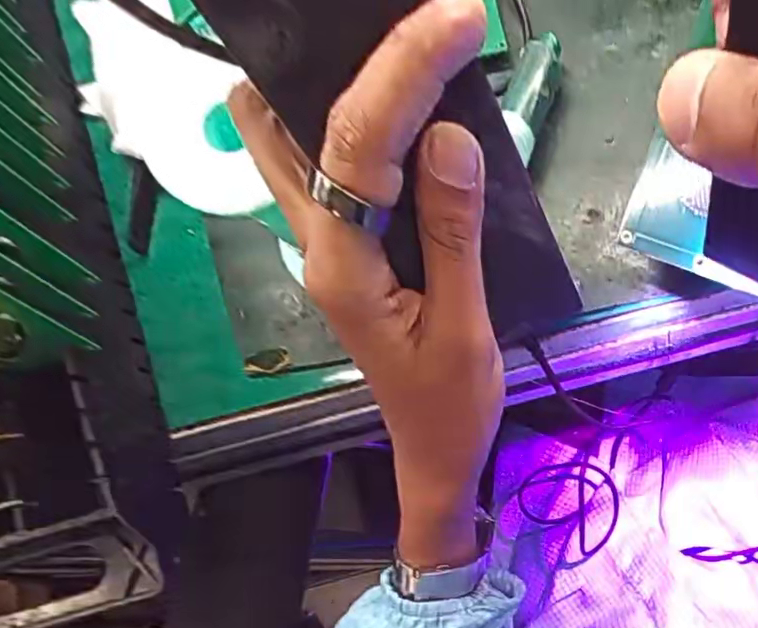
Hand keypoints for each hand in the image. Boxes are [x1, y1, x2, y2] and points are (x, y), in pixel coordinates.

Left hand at [228, 0, 496, 568]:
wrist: (434, 454)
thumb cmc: (452, 408)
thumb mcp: (464, 329)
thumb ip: (454, 236)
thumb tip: (450, 137)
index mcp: (343, 266)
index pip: (359, 142)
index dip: (405, 70)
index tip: (457, 19)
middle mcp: (318, 244)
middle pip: (293, 120)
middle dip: (349, 58)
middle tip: (418, 28)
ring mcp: (326, 248)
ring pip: (293, 139)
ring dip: (335, 84)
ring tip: (407, 55)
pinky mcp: (347, 253)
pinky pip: (330, 169)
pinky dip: (356, 125)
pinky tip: (400, 112)